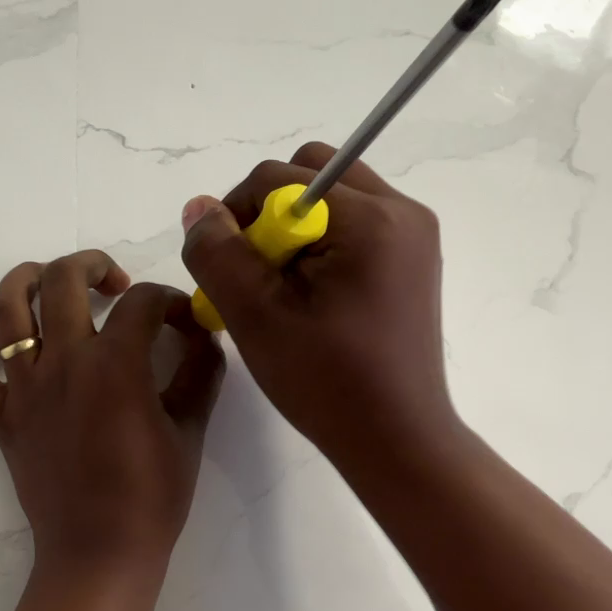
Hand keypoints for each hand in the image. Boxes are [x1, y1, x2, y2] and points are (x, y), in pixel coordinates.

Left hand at [0, 250, 224, 576]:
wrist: (99, 552)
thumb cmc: (152, 498)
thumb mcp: (190, 430)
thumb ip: (200, 373)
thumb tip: (205, 336)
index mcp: (115, 364)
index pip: (143, 304)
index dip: (169, 301)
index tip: (180, 320)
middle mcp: (62, 362)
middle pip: (64, 280)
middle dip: (94, 264)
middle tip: (114, 284)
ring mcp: (23, 389)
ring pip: (4, 309)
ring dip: (25, 280)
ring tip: (48, 284)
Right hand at [180, 143, 457, 474]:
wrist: (394, 438)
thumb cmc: (324, 382)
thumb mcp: (256, 317)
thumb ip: (218, 255)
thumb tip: (199, 209)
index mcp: (371, 219)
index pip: (278, 177)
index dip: (235, 215)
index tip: (226, 271)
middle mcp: (401, 211)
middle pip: (310, 172)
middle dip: (268, 213)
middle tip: (257, 275)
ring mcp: (412, 235)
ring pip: (330, 197)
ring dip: (292, 231)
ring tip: (281, 292)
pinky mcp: (410, 260)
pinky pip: (351, 226)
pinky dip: (318, 247)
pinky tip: (308, 300)